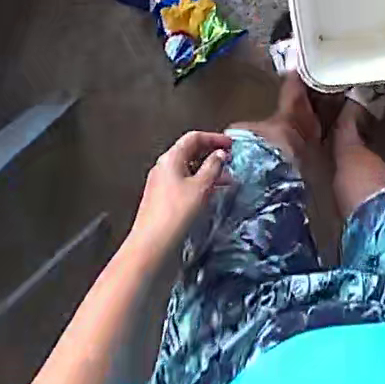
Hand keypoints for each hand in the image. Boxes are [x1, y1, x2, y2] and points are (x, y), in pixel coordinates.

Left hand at [125, 130, 231, 266]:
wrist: (153, 245)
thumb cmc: (178, 212)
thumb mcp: (201, 187)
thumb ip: (213, 167)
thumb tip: (220, 154)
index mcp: (171, 158)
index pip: (194, 138)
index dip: (214, 138)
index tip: (231, 144)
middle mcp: (164, 166)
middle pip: (190, 152)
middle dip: (211, 154)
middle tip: (230, 160)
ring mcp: (161, 183)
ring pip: (188, 169)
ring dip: (208, 171)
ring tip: (227, 180)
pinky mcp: (162, 199)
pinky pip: (184, 182)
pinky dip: (200, 183)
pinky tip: (211, 193)